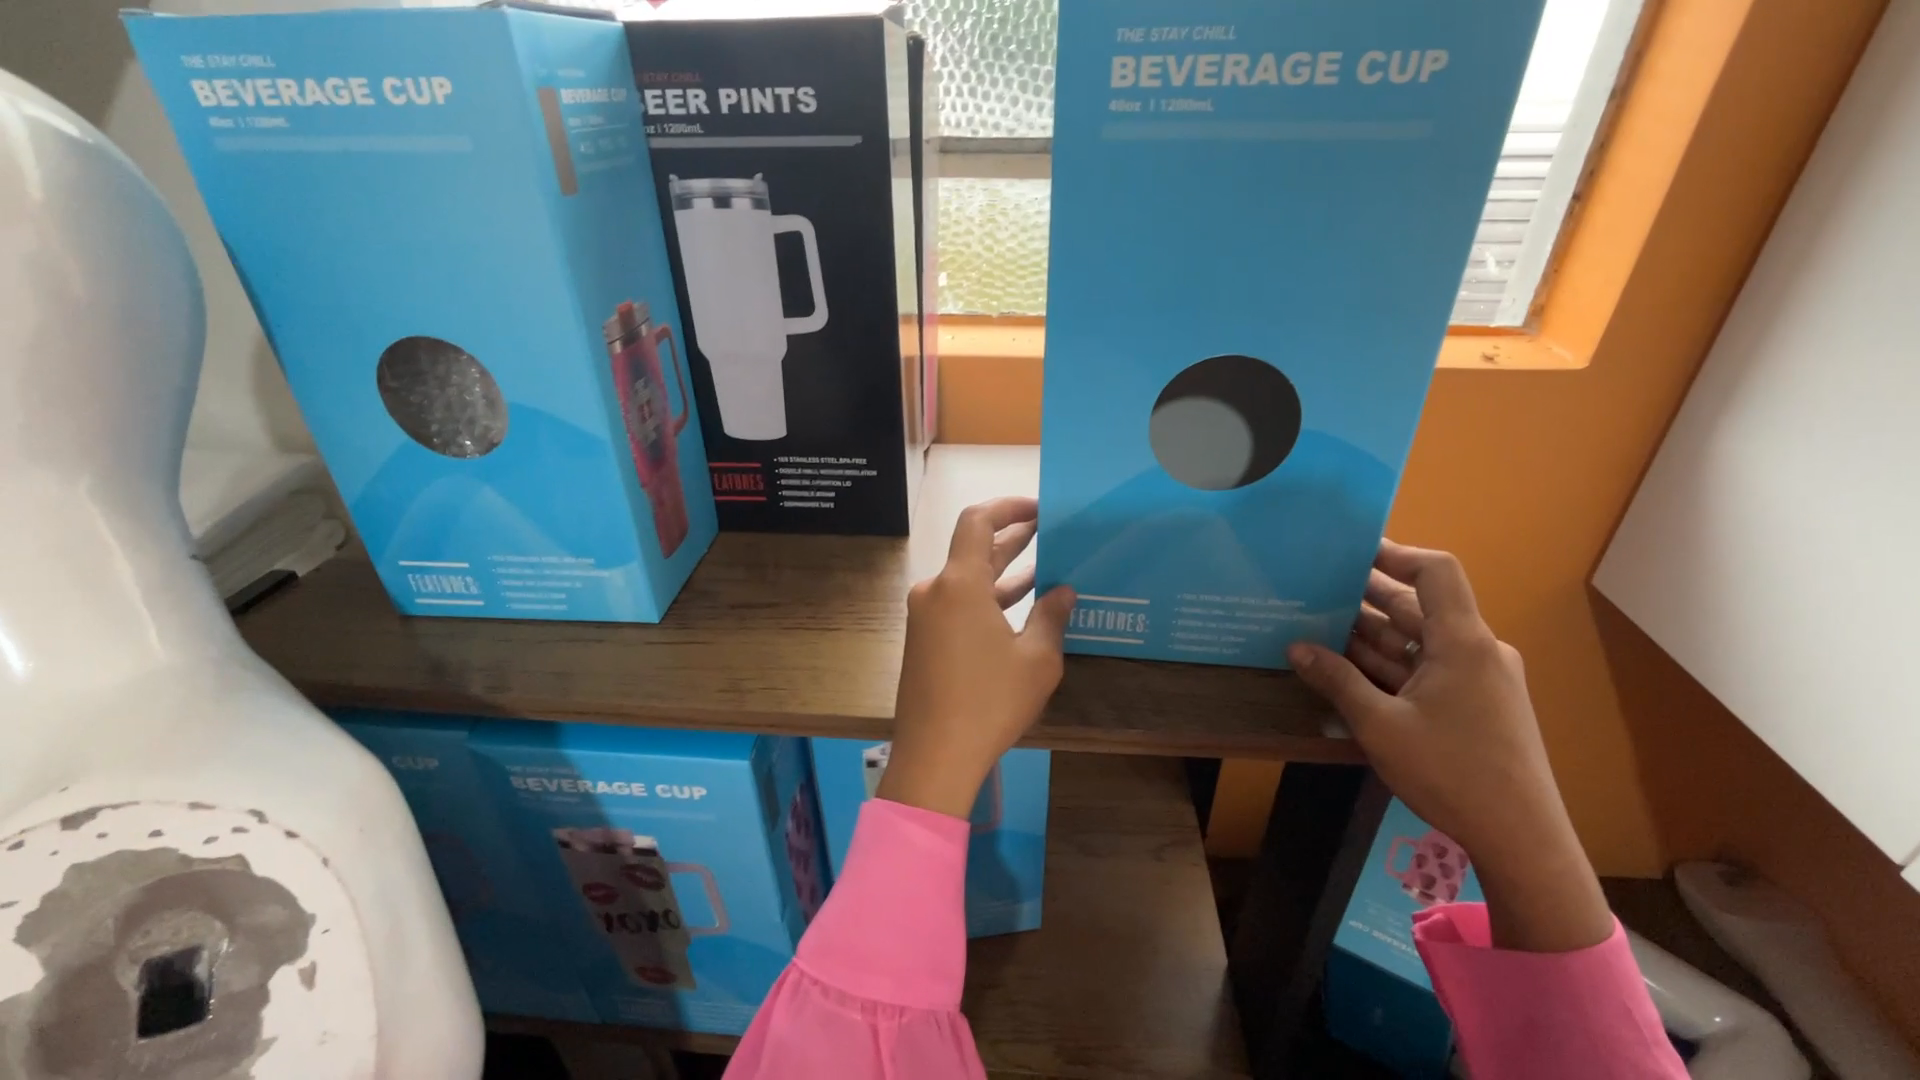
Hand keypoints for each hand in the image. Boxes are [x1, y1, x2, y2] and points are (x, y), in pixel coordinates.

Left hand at [879, 497, 1075, 820]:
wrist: (935, 756)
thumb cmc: (990, 703)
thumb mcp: (1036, 660)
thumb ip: (1051, 616)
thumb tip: (1062, 591)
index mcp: (959, 584)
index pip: (978, 521)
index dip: (1009, 506)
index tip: (1040, 508)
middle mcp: (935, 591)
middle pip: (973, 549)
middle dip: (1012, 538)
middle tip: (1050, 530)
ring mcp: (926, 618)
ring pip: (967, 580)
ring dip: (1003, 572)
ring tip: (1044, 566)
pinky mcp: (924, 641)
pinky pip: (958, 606)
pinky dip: (988, 600)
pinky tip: (1020, 608)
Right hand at [1288, 541, 1612, 952]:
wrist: (1521, 837)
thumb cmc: (1450, 772)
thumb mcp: (1381, 726)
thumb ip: (1337, 681)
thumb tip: (1295, 648)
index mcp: (1462, 641)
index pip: (1434, 572)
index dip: (1394, 554)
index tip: (1349, 551)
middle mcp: (1476, 650)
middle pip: (1420, 606)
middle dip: (1367, 597)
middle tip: (1316, 587)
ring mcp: (1479, 679)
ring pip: (1419, 641)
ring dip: (1373, 635)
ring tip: (1319, 625)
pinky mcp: (1477, 705)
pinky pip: (1428, 669)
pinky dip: (1390, 664)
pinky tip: (1349, 669)